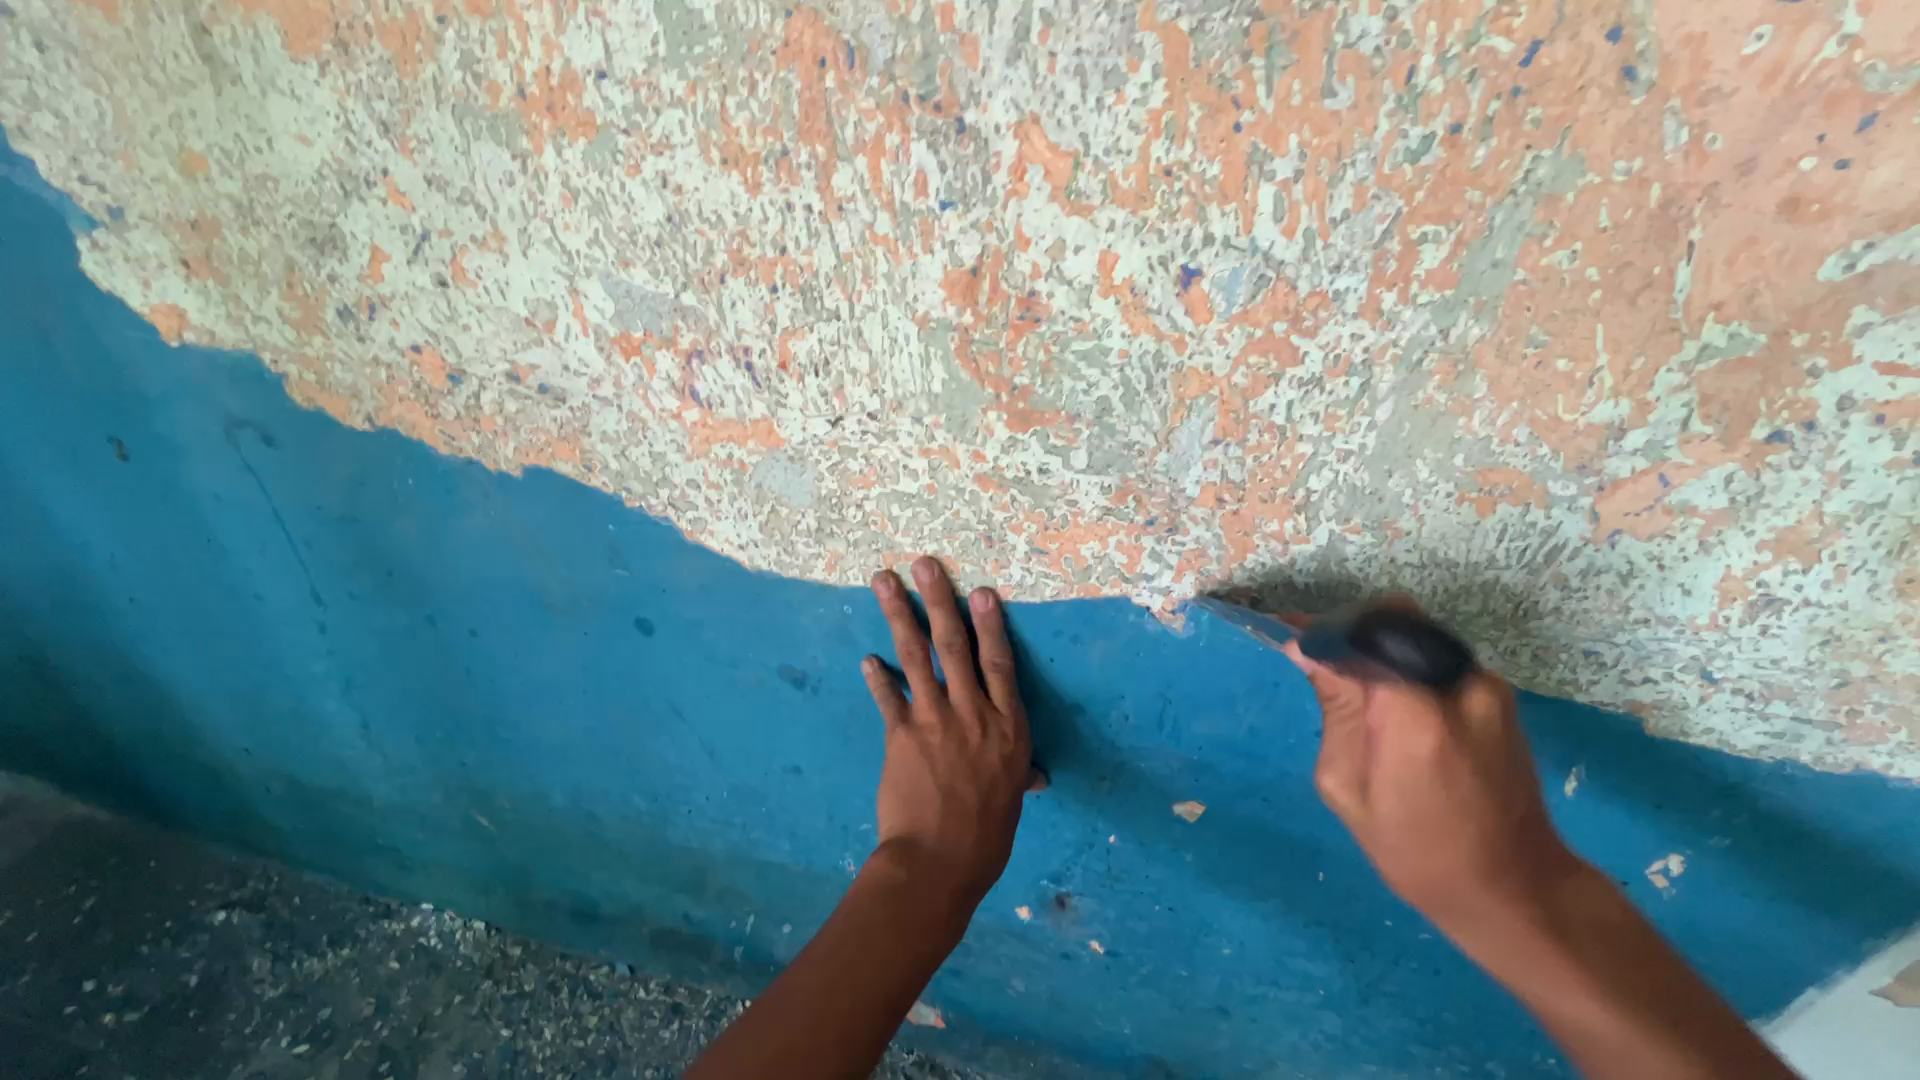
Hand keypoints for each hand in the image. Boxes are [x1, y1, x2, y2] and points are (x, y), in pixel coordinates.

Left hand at [863, 557, 1039, 909]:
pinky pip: (888, 698)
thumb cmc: (987, 836)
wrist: (940, 862)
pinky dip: (877, 677)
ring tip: (883, 582)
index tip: (979, 590)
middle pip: (955, 645)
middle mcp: (972, 713)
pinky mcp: (901, 736)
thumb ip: (1019, 773)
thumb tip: (1036, 776)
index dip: (990, 623)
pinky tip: (866, 657)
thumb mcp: (1011, 799)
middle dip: (938, 600)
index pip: (999, 663)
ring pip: (916, 657)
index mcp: (1007, 726)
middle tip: (924, 564)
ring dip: (898, 615)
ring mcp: (934, 720)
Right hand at [1282, 605, 1577, 933]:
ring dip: (1382, 650)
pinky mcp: (1500, 695)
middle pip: (1394, 620)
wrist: (1514, 885)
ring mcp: (1488, 686)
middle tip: (1325, 665)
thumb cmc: (1416, 850)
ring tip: (1359, 690)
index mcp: (1414, 713)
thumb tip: (1306, 651)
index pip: (1361, 636)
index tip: (1292, 637)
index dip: (1322, 631)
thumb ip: (1334, 709)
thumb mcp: (1347, 786)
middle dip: (1353, 633)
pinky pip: (1440, 658)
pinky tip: (1395, 707)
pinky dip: (1409, 666)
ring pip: (1418, 635)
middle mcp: (1459, 685)